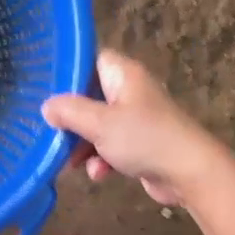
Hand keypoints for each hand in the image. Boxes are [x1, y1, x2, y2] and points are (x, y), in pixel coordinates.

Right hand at [41, 50, 233, 206]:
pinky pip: (111, 148)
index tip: (47, 92)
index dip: (69, 74)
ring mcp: (137, 120)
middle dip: (72, 121)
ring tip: (73, 163)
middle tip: (54, 135)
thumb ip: (69, 112)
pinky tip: (100, 174)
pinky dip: (102, 160)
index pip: (91, 60)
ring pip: (98, 127)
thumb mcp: (100, 123)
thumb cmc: (144, 139)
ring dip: (84, 146)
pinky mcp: (140, 145)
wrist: (188, 171)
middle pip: (90, 98)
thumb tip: (46, 106)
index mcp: (123, 75)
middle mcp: (131, 92)